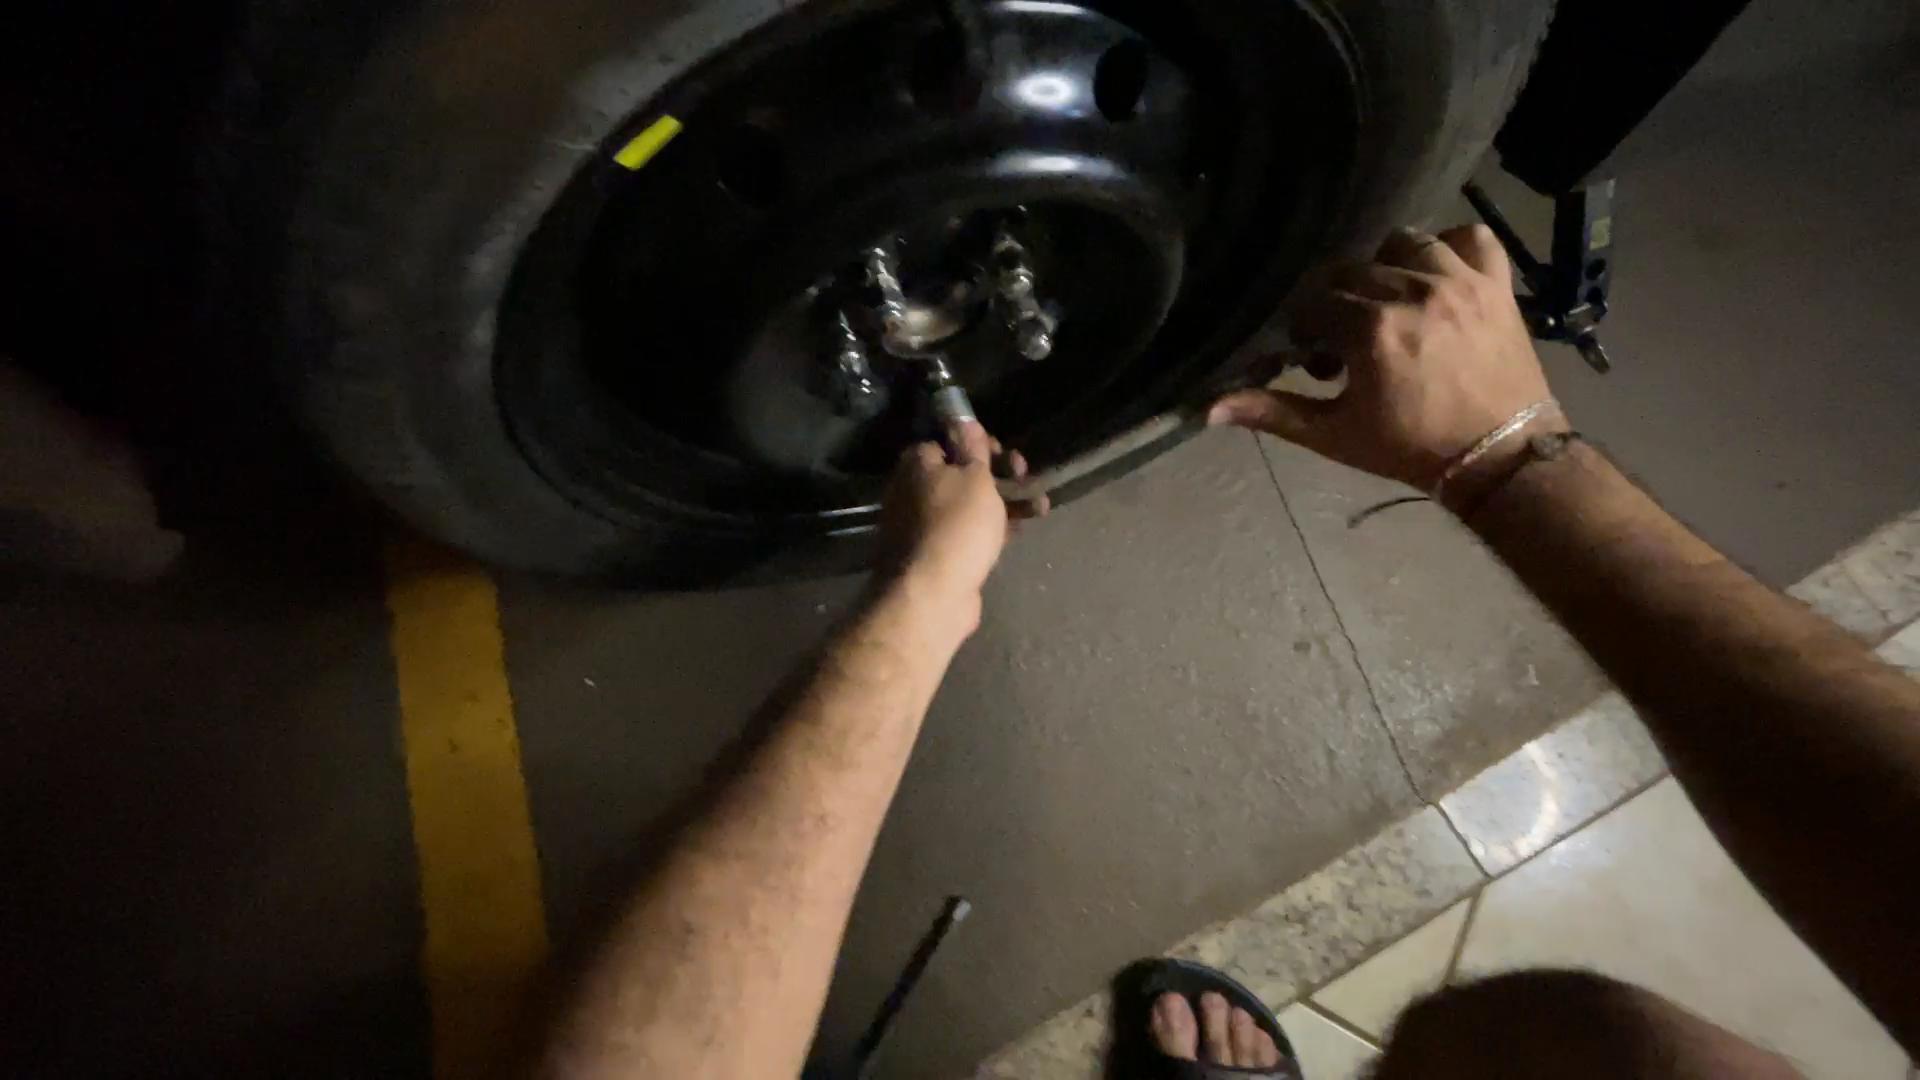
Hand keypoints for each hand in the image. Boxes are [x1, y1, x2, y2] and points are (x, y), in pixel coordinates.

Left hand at [876, 421, 1044, 623]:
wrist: (933, 594)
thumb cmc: (956, 526)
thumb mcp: (974, 477)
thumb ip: (972, 448)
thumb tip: (963, 418)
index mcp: (917, 465)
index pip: (946, 440)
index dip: (977, 443)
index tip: (1002, 451)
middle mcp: (913, 491)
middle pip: (960, 473)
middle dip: (998, 473)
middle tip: (1025, 474)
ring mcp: (924, 525)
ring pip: (969, 504)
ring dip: (1005, 501)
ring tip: (1041, 505)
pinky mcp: (939, 554)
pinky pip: (969, 532)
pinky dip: (995, 527)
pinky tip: (1024, 528)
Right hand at [1208, 225, 1564, 493]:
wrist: (1497, 454)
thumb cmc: (1406, 447)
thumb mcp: (1331, 434)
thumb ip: (1272, 412)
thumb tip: (1208, 410)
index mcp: (1370, 330)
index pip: (1314, 303)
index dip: (1305, 329)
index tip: (1315, 357)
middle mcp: (1413, 292)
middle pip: (1352, 271)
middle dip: (1337, 300)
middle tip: (1345, 339)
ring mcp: (1460, 281)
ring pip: (1404, 243)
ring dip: (1384, 268)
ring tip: (1385, 302)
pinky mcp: (1496, 282)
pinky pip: (1470, 237)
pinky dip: (1447, 248)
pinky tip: (1433, 275)